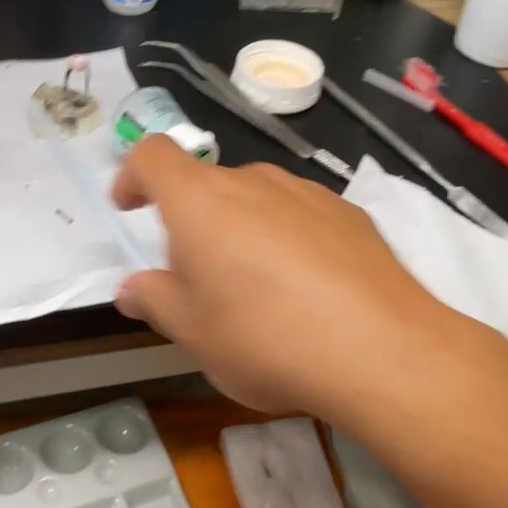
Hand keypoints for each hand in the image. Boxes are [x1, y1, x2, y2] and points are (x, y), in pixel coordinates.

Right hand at [111, 138, 482, 418]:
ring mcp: (308, 193)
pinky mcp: (351, 215)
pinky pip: (301, 217)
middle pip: (208, 186)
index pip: (152, 156)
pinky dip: (288, 241)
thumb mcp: (192, 333)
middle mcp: (254, 181)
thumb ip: (154, 301)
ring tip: (257, 293)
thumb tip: (131, 288)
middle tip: (198, 282)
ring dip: (242, 232)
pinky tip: (306, 292)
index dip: (132, 175)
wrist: (379, 350)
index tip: (128, 208)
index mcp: (201, 201)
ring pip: (257, 201)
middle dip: (192, 224)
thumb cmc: (264, 339)